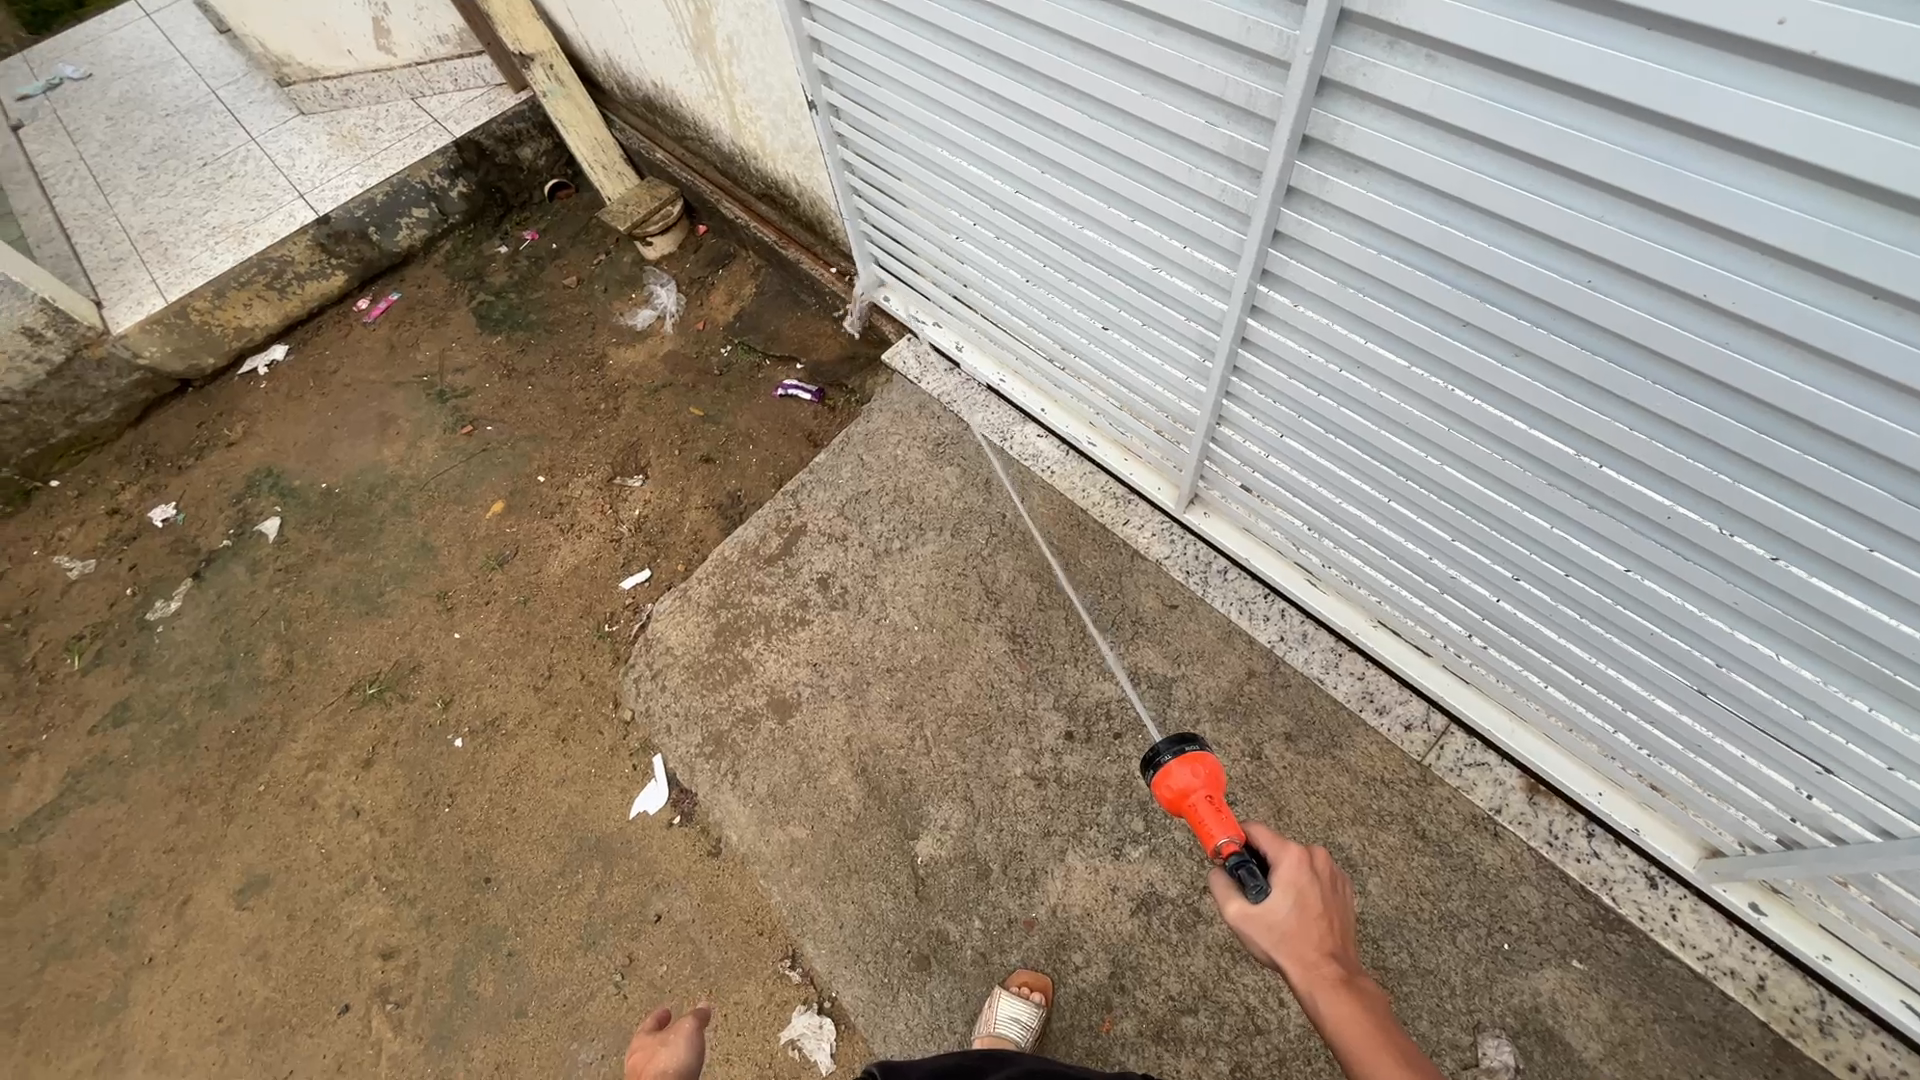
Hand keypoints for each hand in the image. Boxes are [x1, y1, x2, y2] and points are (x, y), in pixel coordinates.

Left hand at [625, 1003, 710, 1079]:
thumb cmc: (668, 1063)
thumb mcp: (689, 1028)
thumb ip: (695, 1016)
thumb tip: (703, 1008)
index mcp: (640, 1041)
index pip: (651, 1022)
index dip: (661, 1016)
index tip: (666, 1012)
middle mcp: (636, 1063)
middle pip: (650, 1046)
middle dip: (663, 1040)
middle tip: (675, 1035)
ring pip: (655, 1066)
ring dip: (667, 1060)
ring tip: (682, 1057)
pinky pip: (662, 1079)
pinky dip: (671, 1074)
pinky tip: (680, 1074)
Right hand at [1208, 822, 1363, 990]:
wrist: (1329, 977)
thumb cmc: (1288, 948)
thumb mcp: (1239, 917)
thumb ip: (1219, 885)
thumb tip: (1216, 870)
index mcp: (1292, 857)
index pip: (1254, 829)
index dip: (1236, 842)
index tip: (1229, 858)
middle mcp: (1316, 857)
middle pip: (1275, 846)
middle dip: (1260, 864)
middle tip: (1253, 892)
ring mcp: (1333, 872)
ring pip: (1294, 860)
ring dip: (1282, 874)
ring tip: (1277, 906)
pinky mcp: (1343, 887)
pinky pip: (1313, 873)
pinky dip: (1302, 884)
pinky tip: (1297, 910)